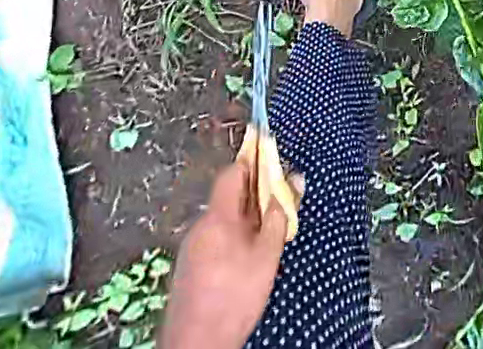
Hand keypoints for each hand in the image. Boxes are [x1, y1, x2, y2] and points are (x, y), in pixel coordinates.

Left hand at [158, 159, 304, 348]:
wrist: (196, 348)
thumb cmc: (236, 295)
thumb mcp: (268, 251)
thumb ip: (280, 212)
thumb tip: (293, 178)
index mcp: (218, 217)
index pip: (232, 172)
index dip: (253, 159)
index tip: (272, 154)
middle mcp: (200, 227)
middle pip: (229, 195)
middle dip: (256, 191)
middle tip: (280, 199)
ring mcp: (191, 249)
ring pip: (223, 218)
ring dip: (247, 216)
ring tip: (269, 232)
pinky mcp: (189, 268)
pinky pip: (215, 237)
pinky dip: (235, 235)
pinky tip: (249, 255)